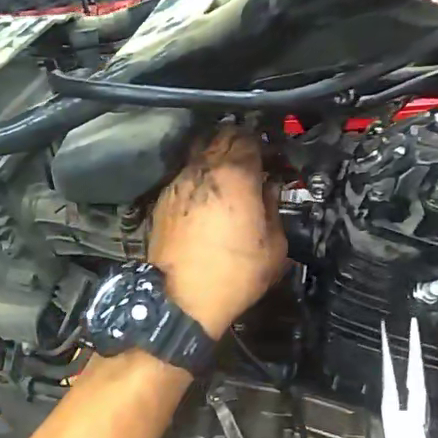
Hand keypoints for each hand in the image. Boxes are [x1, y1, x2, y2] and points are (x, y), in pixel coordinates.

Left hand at [148, 127, 288, 338]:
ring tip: (229, 180)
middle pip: (221, 137)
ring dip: (215, 159)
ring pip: (199, 155)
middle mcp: (203, 170)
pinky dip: (198, 179)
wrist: (183, 299)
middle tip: (251, 161)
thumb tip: (269, 190)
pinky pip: (185, 177)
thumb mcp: (274, 246)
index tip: (270, 156)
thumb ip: (273, 208)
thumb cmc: (233, 274)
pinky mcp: (163, 201)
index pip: (249, 138)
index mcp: (235, 175)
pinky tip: (207, 199)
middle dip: (238, 144)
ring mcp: (179, 184)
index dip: (262, 143)